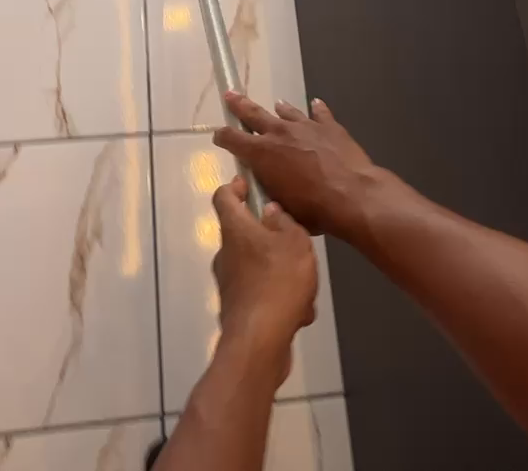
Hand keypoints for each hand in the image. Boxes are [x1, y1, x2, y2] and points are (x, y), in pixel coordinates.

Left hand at [212, 176, 317, 357]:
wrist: (260, 342)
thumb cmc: (279, 282)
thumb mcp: (296, 243)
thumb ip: (284, 223)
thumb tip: (270, 211)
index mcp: (235, 230)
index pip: (223, 196)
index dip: (235, 186)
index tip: (250, 184)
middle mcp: (225, 253)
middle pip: (243, 233)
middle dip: (270, 237)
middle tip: (295, 243)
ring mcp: (229, 283)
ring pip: (257, 266)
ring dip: (279, 272)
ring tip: (305, 288)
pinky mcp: (237, 309)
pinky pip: (261, 294)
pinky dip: (278, 299)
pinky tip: (299, 314)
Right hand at [216, 93, 396, 241]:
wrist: (353, 195)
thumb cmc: (313, 209)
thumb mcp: (281, 206)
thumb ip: (270, 192)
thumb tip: (267, 191)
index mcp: (262, 153)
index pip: (233, 140)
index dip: (223, 137)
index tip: (218, 135)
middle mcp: (280, 133)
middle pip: (254, 114)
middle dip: (239, 105)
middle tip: (229, 94)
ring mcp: (306, 126)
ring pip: (288, 112)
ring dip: (281, 109)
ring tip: (277, 103)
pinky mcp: (329, 126)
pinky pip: (320, 113)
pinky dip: (316, 109)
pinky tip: (316, 104)